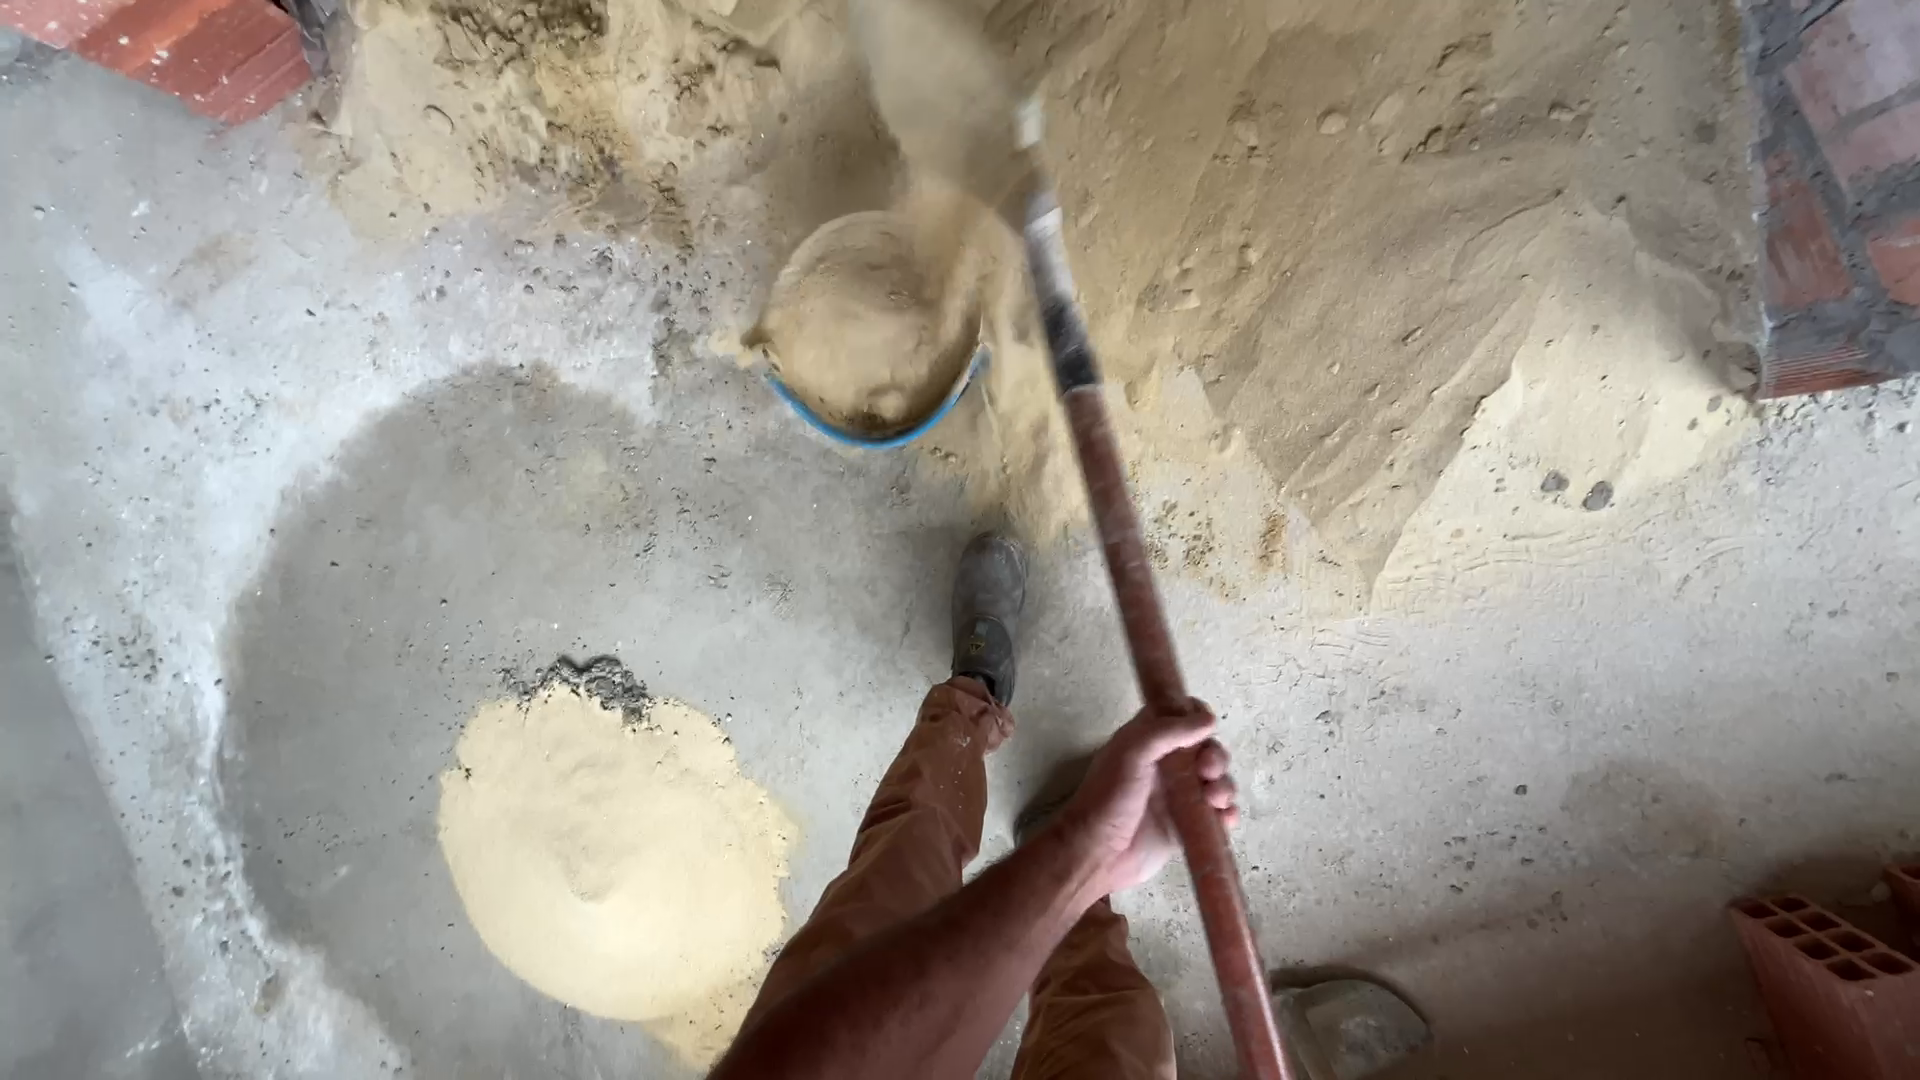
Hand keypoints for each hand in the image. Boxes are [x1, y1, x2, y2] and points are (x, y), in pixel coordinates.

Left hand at [1053, 698, 1239, 896]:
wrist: (1101, 852)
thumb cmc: (1110, 796)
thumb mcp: (1131, 752)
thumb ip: (1167, 731)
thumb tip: (1208, 719)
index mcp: (1147, 740)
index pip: (1179, 716)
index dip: (1197, 716)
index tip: (1206, 726)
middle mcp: (1165, 764)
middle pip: (1205, 748)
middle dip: (1215, 756)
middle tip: (1208, 770)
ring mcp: (1178, 794)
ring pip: (1216, 780)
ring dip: (1224, 785)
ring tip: (1215, 799)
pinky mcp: (1188, 824)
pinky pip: (1218, 814)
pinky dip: (1227, 813)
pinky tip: (1224, 818)